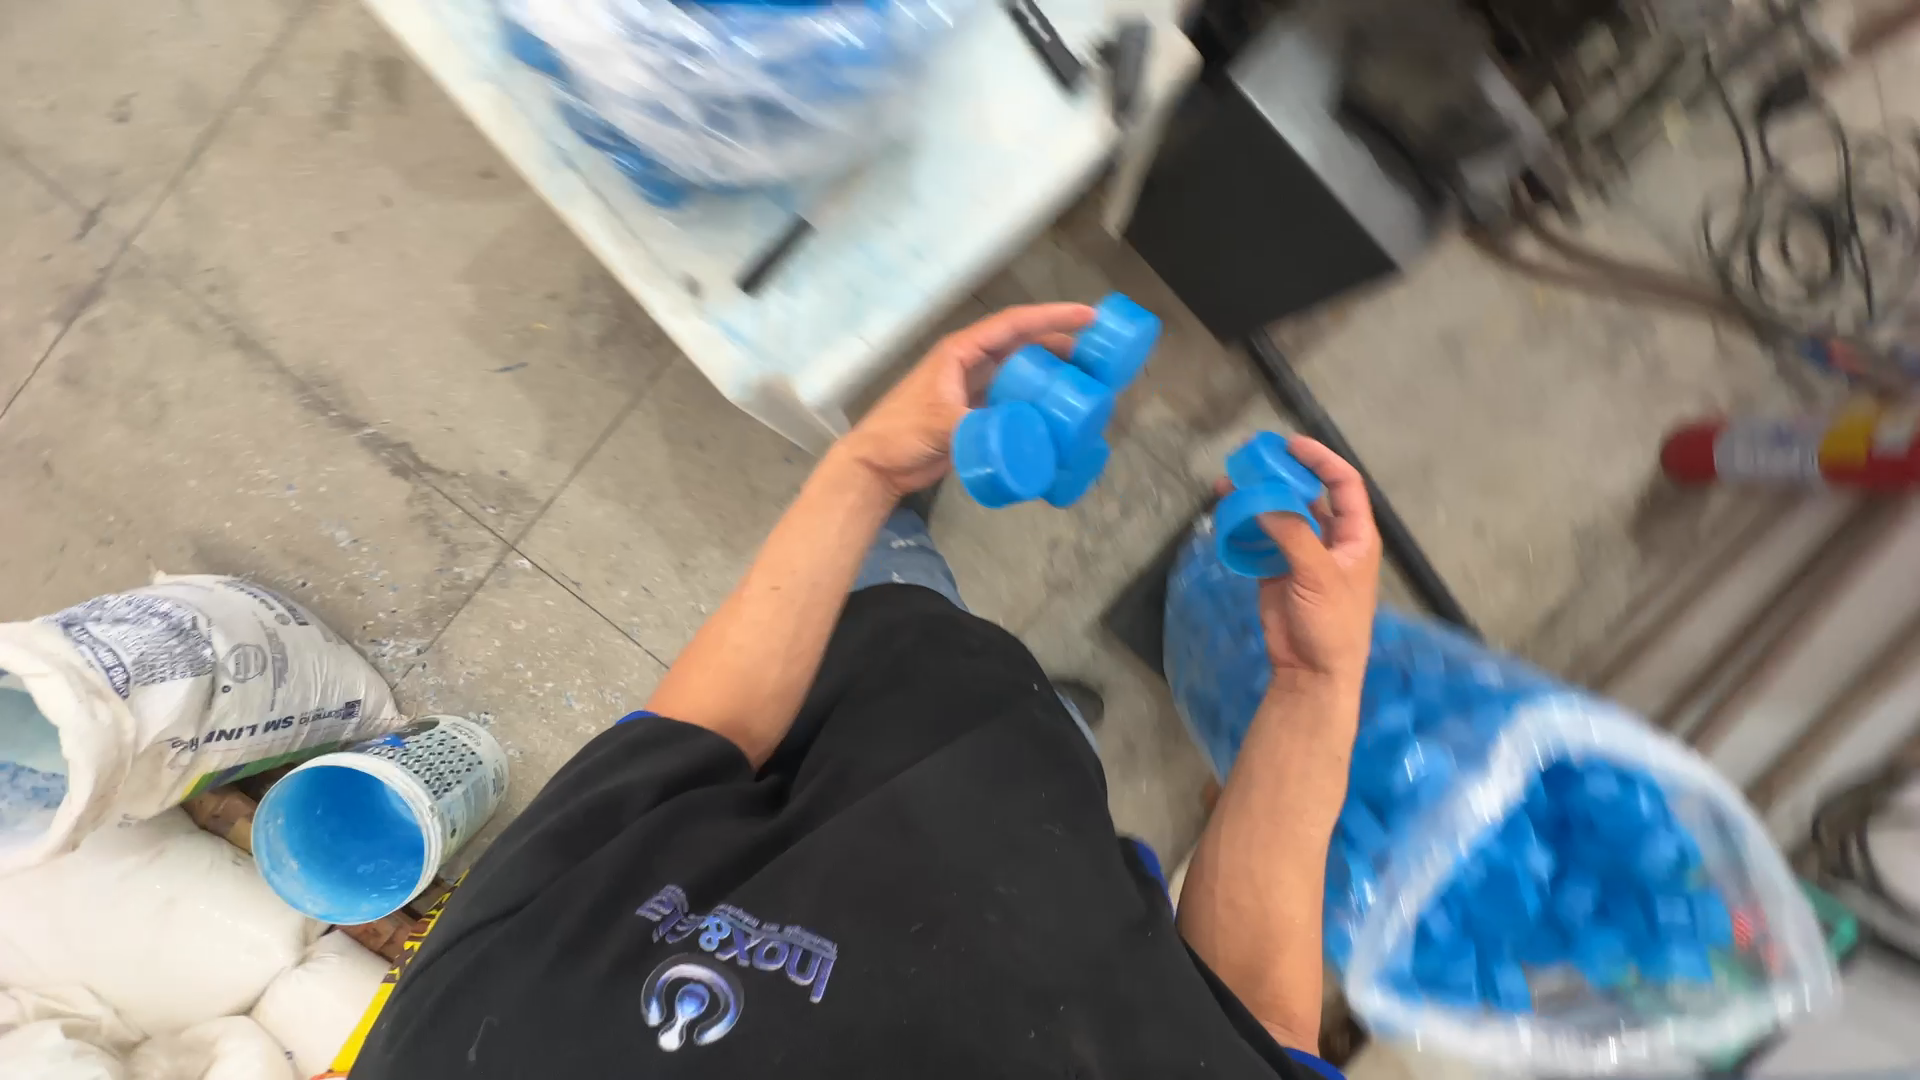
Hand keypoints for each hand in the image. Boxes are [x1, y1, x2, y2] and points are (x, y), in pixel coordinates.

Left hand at [836, 303, 1095, 497]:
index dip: (1051, 317)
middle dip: (1057, 343)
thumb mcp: (938, 423)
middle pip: (1021, 345)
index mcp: (960, 352)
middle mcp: (969, 365)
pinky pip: (1011, 401)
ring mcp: (972, 390)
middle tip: (1094, 354)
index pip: (1012, 325)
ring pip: (1018, 373)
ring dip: (1048, 373)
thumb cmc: (900, 432)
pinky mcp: (975, 415)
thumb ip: (972, 422)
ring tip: (1082, 380)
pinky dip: (1033, 402)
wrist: (878, 465)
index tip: (1087, 317)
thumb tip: (1013, 429)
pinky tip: (1053, 412)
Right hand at [1215, 436, 1380, 691]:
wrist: (1312, 669)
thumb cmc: (1332, 623)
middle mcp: (1328, 539)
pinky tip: (1224, 517)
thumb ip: (1294, 535)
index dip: (1320, 460)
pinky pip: (1258, 539)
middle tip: (1251, 462)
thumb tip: (1264, 502)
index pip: (1343, 485)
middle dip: (1279, 476)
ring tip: (1227, 485)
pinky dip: (1241, 527)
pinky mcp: (1274, 570)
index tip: (1291, 445)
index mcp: (1354, 536)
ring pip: (1277, 516)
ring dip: (1254, 500)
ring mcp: (1299, 554)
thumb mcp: (1320, 575)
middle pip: (1305, 495)